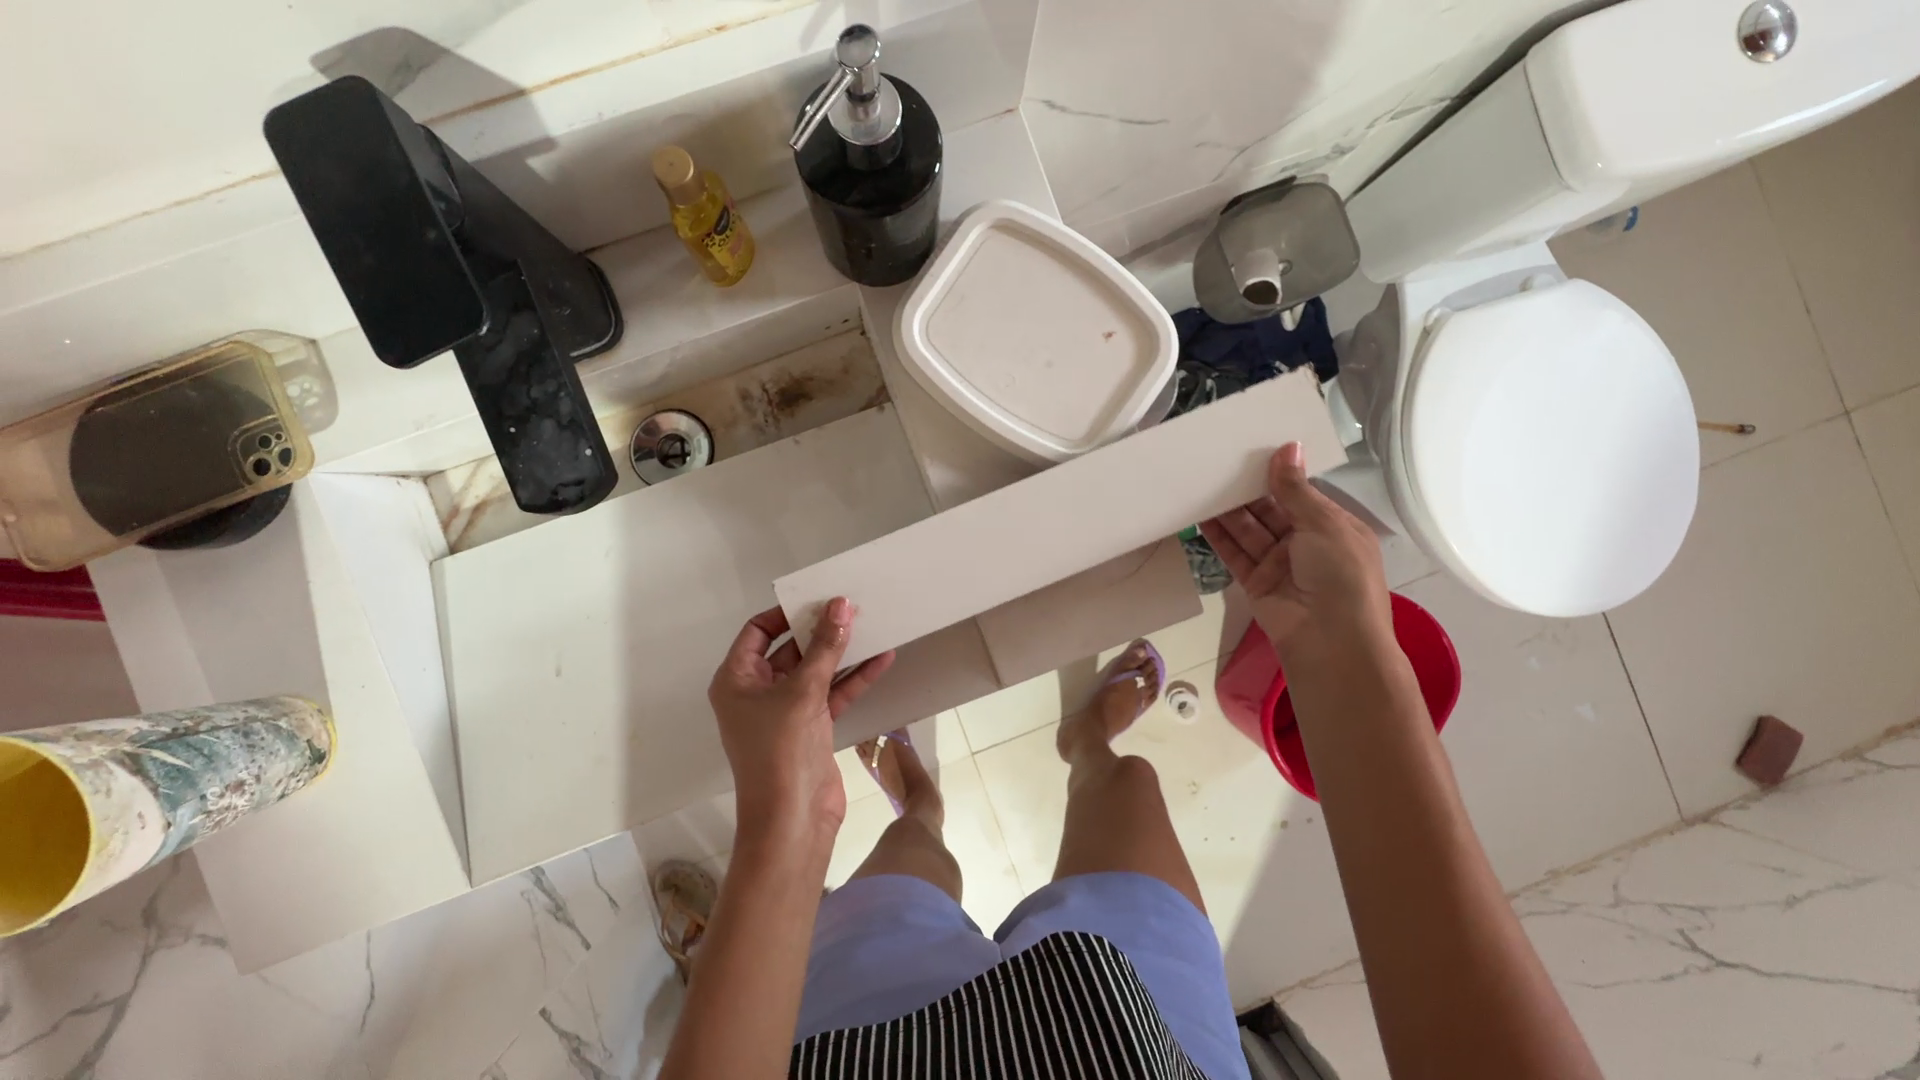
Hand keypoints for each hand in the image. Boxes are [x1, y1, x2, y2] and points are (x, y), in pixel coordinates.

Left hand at [708, 598, 894, 850]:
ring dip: (842, 653)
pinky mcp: (811, 728)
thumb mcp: (802, 693)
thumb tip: (840, 606)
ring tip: (873, 625)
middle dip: (820, 630)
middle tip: (852, 606)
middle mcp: (757, 693)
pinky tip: (882, 659)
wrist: (793, 819)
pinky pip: (832, 694)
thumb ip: (825, 648)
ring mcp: (785, 712)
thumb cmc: (781, 752)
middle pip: (789, 650)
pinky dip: (854, 679)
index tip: (818, 599)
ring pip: (815, 672)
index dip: (785, 614)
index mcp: (736, 681)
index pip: (756, 632)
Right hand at [1199, 442, 1392, 662]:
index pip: (1302, 494)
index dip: (1279, 474)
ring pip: (1250, 530)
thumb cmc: (1341, 575)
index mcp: (1334, 527)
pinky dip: (1218, 536)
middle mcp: (1307, 543)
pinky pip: (1235, 554)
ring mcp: (1280, 564)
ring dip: (1229, 510)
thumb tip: (1287, 447)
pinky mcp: (1256, 582)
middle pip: (1272, 510)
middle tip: (1219, 461)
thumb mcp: (1324, 524)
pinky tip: (1200, 515)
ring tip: (1202, 482)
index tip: (1253, 449)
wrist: (1330, 640)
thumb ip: (1295, 489)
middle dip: (1248, 489)